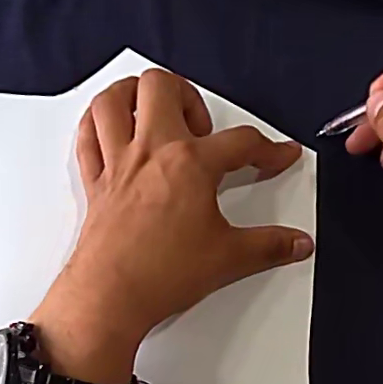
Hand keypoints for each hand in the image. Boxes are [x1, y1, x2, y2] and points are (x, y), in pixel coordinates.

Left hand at [33, 70, 313, 381]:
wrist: (111, 296)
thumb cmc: (159, 273)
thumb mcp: (229, 258)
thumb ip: (269, 246)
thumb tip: (294, 243)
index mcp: (189, 164)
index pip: (241, 143)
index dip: (268, 149)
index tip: (278, 155)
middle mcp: (150, 152)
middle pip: (164, 88)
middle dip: (189, 96)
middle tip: (203, 128)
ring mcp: (117, 164)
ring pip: (114, 100)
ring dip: (134, 94)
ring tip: (154, 106)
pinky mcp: (95, 184)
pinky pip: (88, 136)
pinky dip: (97, 124)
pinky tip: (110, 129)